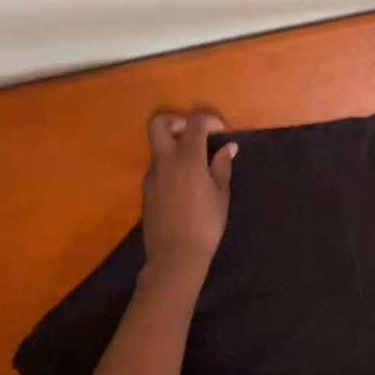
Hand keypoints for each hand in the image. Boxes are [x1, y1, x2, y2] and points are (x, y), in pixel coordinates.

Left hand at [140, 110, 236, 286]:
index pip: (194, 120)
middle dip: (177, 120)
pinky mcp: (146, 190)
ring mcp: (151, 175)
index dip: (209, 118)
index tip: (221, 132)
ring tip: (196, 165)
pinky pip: (157, 166)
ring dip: (174, 145)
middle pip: (158, 122)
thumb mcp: (221, 194)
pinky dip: (170, 164)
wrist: (174, 256)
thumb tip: (227, 147)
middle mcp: (164, 160)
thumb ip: (222, 166)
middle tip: (195, 135)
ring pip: (157, 146)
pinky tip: (185, 184)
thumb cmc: (205, 224)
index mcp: (187, 157)